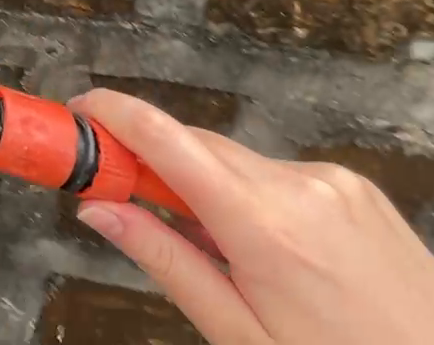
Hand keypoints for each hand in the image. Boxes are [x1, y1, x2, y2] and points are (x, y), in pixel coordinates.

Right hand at [68, 90, 433, 344]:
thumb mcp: (240, 337)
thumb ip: (164, 261)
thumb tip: (97, 209)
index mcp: (264, 225)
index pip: (163, 136)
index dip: (109, 112)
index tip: (74, 112)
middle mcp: (299, 184)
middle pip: (194, 144)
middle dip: (152, 160)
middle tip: (122, 195)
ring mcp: (336, 182)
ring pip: (234, 159)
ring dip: (204, 182)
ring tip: (215, 249)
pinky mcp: (359, 188)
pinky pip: (276, 173)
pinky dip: (249, 193)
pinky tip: (266, 247)